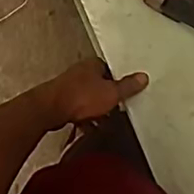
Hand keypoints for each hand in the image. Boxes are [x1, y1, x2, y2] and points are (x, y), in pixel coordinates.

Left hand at [33, 58, 147, 126]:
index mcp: (93, 64)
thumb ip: (127, 87)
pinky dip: (83, 119)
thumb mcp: (111, 93)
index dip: (118, 81)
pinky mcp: (61, 101)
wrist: (51, 109)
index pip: (110, 69)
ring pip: (87, 98)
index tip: (126, 93)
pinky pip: (77, 110)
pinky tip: (89, 129)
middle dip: (107, 98)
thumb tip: (143, 77)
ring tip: (104, 122)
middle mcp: (80, 72)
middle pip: (98, 84)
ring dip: (95, 110)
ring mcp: (69, 86)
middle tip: (117, 109)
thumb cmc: (81, 97)